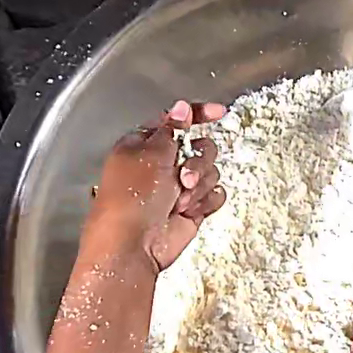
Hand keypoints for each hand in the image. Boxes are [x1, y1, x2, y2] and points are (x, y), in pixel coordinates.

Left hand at [84, 100, 226, 272]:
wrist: (133, 245)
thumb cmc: (131, 197)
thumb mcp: (151, 154)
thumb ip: (172, 128)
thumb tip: (183, 107)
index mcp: (146, 145)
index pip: (177, 122)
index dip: (199, 115)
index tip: (220, 112)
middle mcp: (163, 165)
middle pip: (200, 147)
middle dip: (198, 161)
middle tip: (184, 176)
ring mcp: (179, 188)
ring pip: (210, 171)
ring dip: (199, 184)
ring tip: (181, 200)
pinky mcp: (193, 208)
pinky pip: (215, 194)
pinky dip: (206, 201)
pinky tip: (191, 210)